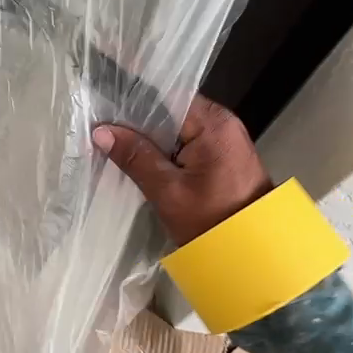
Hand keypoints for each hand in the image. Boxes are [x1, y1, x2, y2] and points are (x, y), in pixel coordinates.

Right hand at [93, 94, 274, 244]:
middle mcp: (220, 122)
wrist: (252, 256)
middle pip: (168, 111)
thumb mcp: (168, 191)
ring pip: (174, 129)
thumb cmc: (212, 220)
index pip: (164, 96)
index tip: (102, 107)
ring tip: (112, 143)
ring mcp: (222, 139)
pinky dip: (162, 150)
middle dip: (136, 121)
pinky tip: (138, 159)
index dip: (132, 101)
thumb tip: (102, 131)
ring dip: (147, 138)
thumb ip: (135, 157)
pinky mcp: (219, 156)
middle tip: (100, 129)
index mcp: (212, 122)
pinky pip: (183, 143)